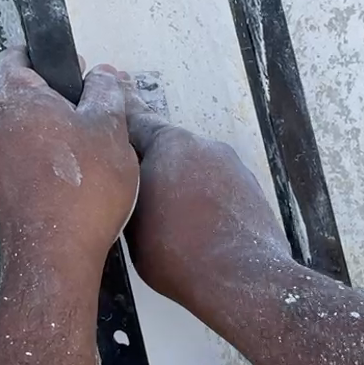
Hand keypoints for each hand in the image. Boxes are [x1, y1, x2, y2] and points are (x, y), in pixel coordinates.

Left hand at [0, 47, 139, 274]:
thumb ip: (106, 92)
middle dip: (62, 96)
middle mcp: (0, 130)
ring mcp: (1, 164)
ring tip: (99, 145)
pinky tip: (87, 178)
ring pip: (32, 132)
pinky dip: (57, 161)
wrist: (56, 257)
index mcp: (17, 102)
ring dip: (63, 131)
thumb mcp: (110, 128)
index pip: (11, 58)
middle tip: (98, 105)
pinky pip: (33, 162)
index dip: (38, 52)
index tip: (68, 61)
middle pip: (26, 97)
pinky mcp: (10, 192)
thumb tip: (102, 74)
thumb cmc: (82, 189)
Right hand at [122, 93, 294, 325]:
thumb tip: (123, 181)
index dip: (122, 108)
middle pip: (167, 146)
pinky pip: (216, 186)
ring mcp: (230, 166)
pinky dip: (203, 199)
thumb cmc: (179, 255)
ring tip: (166, 220)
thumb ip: (126, 188)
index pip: (136, 118)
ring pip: (193, 167)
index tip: (115, 85)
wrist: (241, 278)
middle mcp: (202, 146)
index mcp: (169, 145)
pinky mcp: (249, 188)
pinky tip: (194, 228)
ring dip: (178, 184)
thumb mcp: (130, 221)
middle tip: (137, 180)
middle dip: (150, 161)